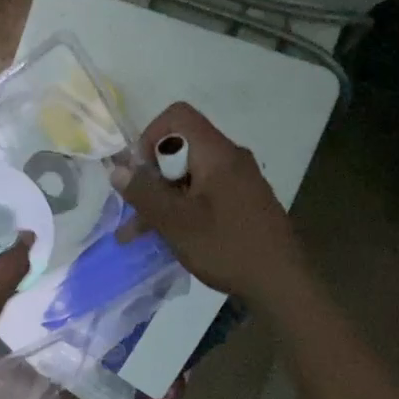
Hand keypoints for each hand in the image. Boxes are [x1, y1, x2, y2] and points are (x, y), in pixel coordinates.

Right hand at [114, 102, 303, 300]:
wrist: (281, 281)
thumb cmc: (227, 247)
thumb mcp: (177, 223)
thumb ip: (145, 194)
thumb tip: (117, 169)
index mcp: (217, 154)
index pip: (177, 117)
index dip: (149, 139)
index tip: (139, 175)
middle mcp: (229, 159)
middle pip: (180, 150)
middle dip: (150, 179)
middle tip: (132, 213)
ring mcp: (237, 182)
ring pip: (188, 178)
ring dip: (160, 201)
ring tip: (133, 236)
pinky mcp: (241, 203)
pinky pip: (202, 195)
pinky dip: (180, 211)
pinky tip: (164, 239)